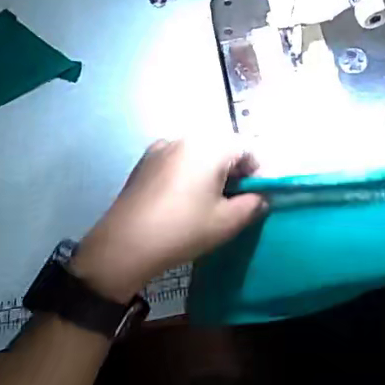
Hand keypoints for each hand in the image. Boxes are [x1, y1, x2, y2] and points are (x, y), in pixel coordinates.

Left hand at [69, 138, 265, 301]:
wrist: (124, 246)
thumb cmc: (182, 230)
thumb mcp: (228, 222)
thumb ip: (254, 204)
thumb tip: (261, 197)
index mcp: (209, 146)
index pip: (247, 148)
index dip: (258, 172)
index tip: (256, 197)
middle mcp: (184, 138)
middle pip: (222, 147)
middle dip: (235, 171)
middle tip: (235, 202)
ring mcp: (160, 148)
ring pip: (200, 153)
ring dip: (212, 172)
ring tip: (209, 203)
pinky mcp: (144, 162)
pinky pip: (178, 160)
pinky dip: (190, 174)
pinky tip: (185, 202)